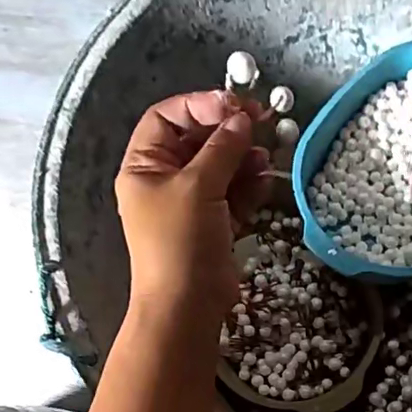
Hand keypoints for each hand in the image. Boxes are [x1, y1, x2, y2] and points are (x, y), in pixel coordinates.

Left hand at [116, 90, 272, 316]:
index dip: (201, 106)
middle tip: (262, 123)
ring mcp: (191, 205)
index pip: (168, 118)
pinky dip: (249, 186)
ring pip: (220, 168)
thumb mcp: (198, 186)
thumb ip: (221, 148)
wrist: (187, 306)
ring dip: (244, 159)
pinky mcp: (213, 225)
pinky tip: (266, 179)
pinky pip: (232, 195)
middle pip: (198, 141)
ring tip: (266, 156)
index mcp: (144, 166)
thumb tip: (241, 119)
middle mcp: (165, 181)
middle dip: (229, 132)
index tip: (236, 105)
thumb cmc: (180, 242)